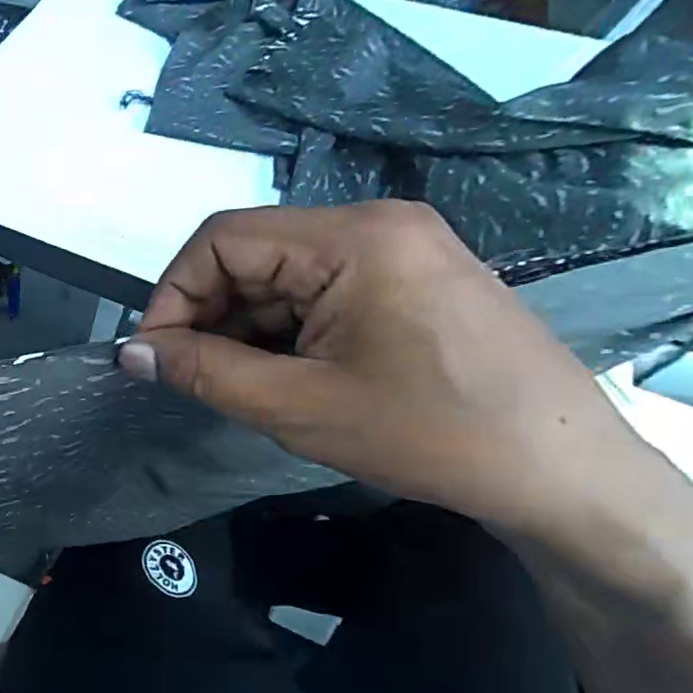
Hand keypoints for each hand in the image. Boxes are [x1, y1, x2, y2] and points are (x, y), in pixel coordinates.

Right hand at [119, 201, 684, 545]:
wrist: (559, 469)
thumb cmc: (429, 434)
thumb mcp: (301, 407)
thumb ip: (208, 373)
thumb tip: (134, 354)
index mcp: (352, 236)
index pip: (223, 238)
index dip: (173, 294)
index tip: (153, 357)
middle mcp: (377, 224)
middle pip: (257, 254)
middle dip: (211, 316)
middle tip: (192, 381)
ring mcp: (403, 251)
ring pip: (290, 278)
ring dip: (249, 329)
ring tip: (240, 389)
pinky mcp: (415, 283)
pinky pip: (328, 294)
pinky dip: (291, 333)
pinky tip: (286, 378)